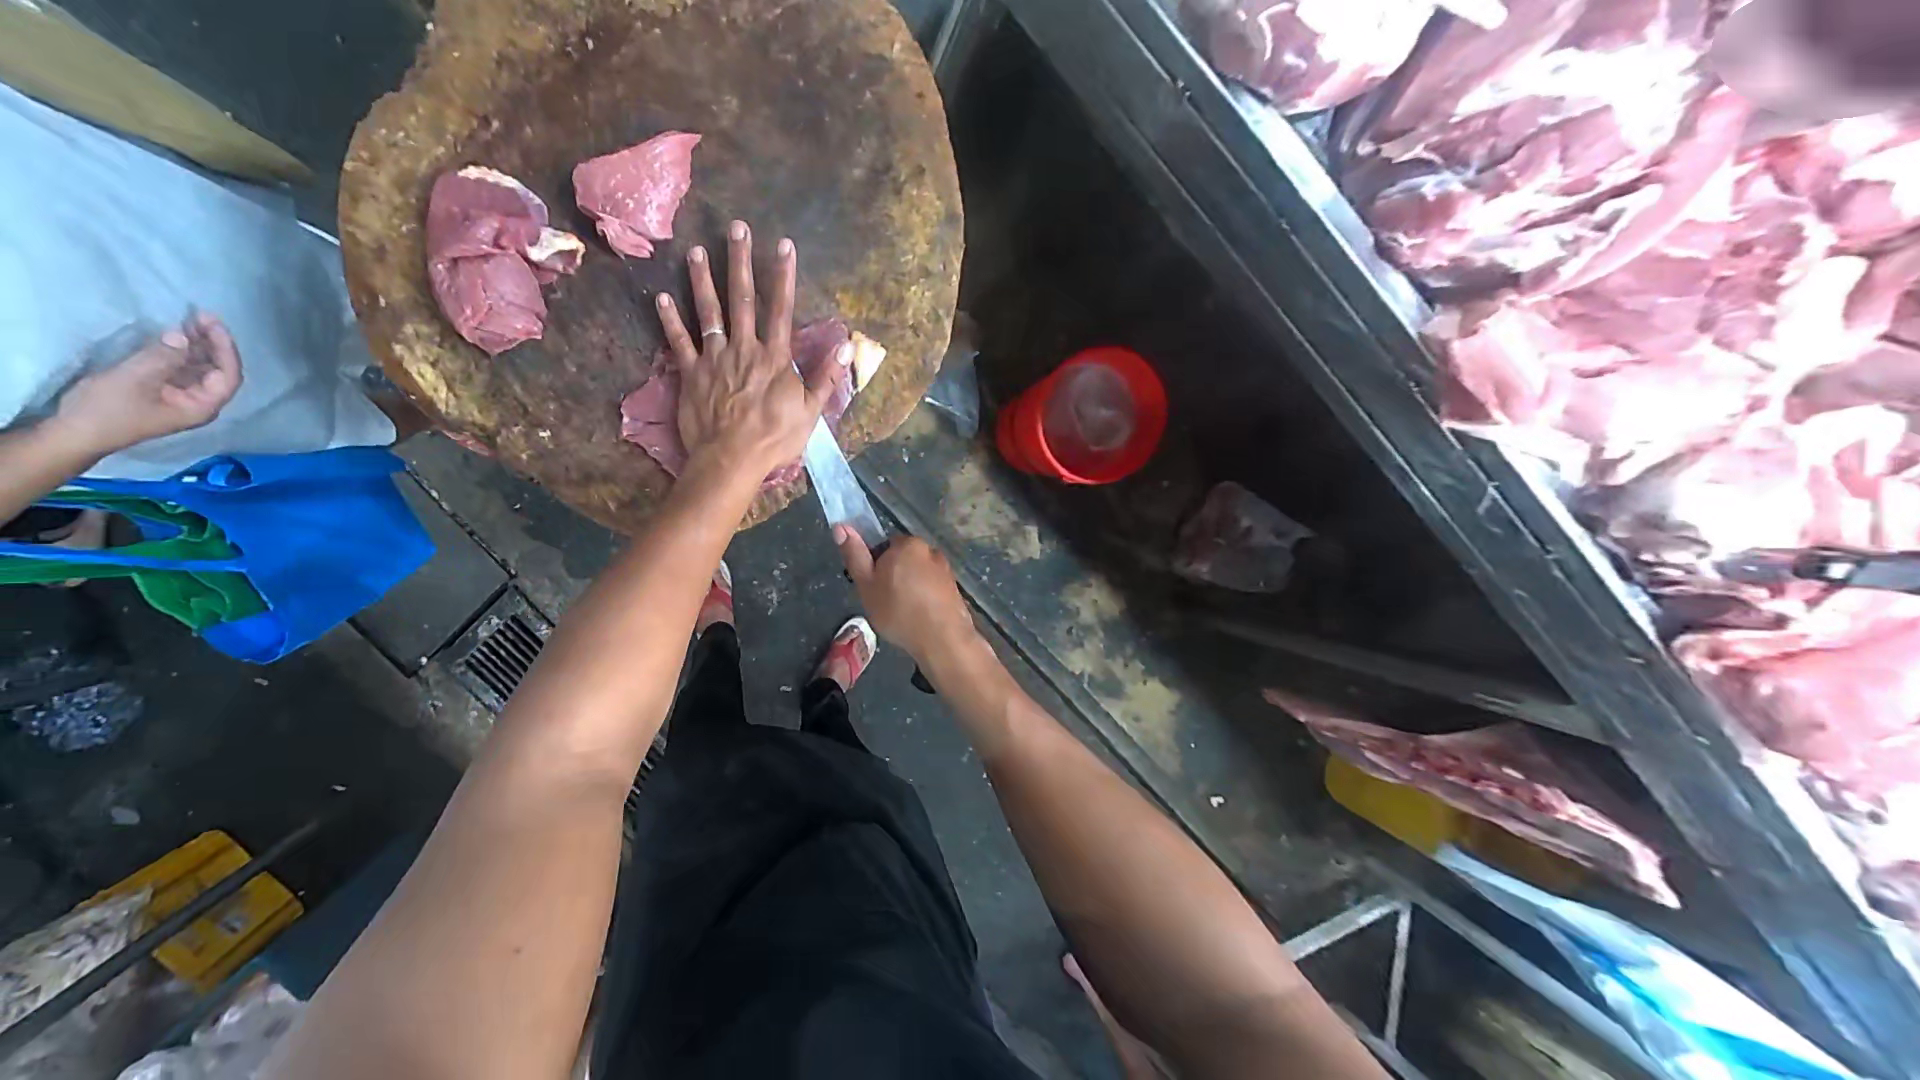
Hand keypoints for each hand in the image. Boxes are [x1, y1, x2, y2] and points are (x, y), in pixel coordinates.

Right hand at [51, 312, 242, 457]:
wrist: (74, 432)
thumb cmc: (107, 409)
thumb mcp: (134, 379)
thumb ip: (162, 358)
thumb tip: (183, 337)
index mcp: (204, 406)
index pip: (229, 375)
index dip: (225, 349)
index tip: (214, 324)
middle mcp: (200, 402)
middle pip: (217, 369)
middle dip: (213, 343)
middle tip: (202, 316)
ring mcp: (182, 397)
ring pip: (200, 367)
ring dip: (198, 345)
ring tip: (192, 321)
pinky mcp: (163, 391)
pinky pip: (181, 369)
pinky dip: (181, 352)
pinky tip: (177, 336)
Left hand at [655, 221, 846, 480]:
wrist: (732, 460)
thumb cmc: (775, 438)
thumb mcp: (811, 411)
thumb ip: (826, 376)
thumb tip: (846, 345)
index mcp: (775, 357)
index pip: (781, 308)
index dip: (783, 275)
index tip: (783, 244)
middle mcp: (744, 348)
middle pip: (742, 298)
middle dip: (740, 261)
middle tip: (735, 228)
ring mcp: (714, 359)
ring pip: (708, 312)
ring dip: (702, 280)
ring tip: (697, 250)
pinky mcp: (691, 374)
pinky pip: (678, 342)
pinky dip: (670, 319)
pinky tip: (661, 296)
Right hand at [834, 529, 978, 664]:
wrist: (942, 640)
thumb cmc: (898, 611)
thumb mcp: (866, 585)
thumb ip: (854, 555)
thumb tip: (840, 527)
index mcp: (907, 544)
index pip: (885, 545)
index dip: (876, 566)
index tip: (874, 587)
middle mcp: (930, 550)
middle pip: (904, 559)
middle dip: (894, 576)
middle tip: (885, 602)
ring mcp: (946, 569)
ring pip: (918, 575)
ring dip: (910, 588)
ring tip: (904, 614)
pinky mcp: (955, 588)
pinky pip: (932, 589)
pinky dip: (925, 599)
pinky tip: (920, 617)